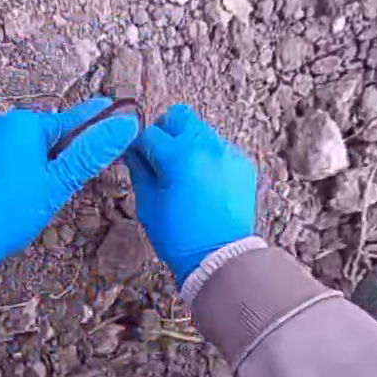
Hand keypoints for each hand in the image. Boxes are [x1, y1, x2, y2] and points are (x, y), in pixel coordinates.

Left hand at [0, 97, 139, 278]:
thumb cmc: (6, 214)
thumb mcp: (58, 184)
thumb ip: (91, 153)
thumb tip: (125, 124)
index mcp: (25, 123)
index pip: (76, 120)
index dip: (99, 135)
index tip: (123, 136)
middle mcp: (5, 125)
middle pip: (55, 135)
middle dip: (71, 157)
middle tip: (80, 183)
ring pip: (36, 150)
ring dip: (52, 168)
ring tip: (52, 196)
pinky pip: (18, 160)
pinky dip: (32, 174)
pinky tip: (31, 197)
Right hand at [124, 104, 257, 282]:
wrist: (221, 259)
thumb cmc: (180, 237)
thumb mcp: (149, 206)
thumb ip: (140, 171)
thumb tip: (132, 152)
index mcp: (181, 156)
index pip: (150, 133)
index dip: (137, 144)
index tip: (133, 154)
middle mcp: (208, 147)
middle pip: (179, 117)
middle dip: (165, 132)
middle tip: (159, 158)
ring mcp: (229, 154)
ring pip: (201, 130)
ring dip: (187, 144)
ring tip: (182, 175)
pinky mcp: (243, 164)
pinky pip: (219, 149)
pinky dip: (207, 158)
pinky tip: (203, 184)